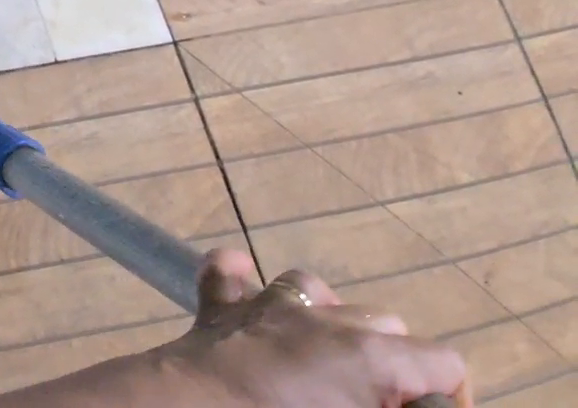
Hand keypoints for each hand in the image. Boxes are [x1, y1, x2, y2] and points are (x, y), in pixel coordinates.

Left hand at [164, 249, 471, 407]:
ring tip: (327, 355)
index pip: (443, 362)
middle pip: (382, 323)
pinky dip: (236, 276)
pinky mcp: (219, 305)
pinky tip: (245, 285)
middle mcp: (323, 317)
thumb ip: (395, 406)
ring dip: (327, 316)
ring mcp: (266, 304)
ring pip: (310, 287)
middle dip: (392, 360)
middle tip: (377, 400)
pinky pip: (225, 272)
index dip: (445, 395)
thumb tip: (406, 400)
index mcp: (372, 354)